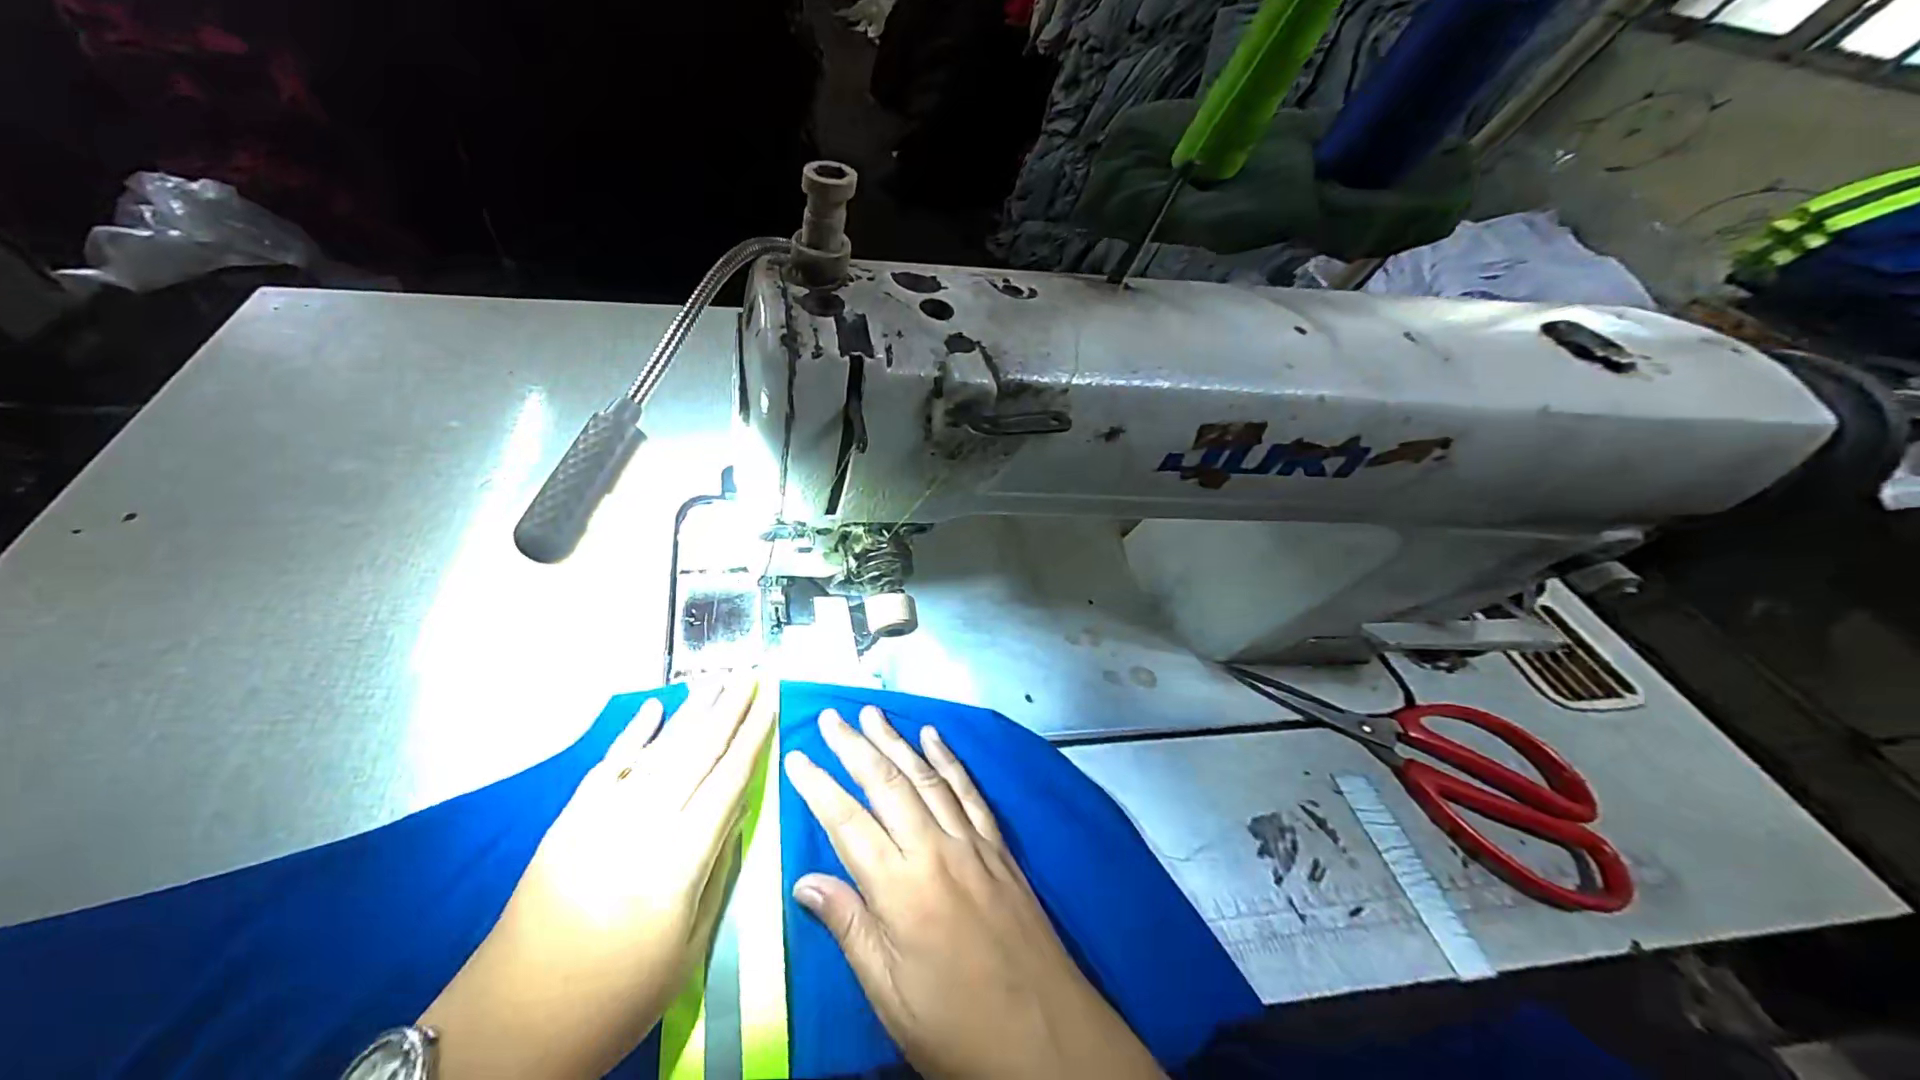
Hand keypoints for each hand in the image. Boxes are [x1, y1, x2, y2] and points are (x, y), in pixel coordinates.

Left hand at [419, 677, 774, 1079]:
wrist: (514, 1025)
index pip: (727, 783)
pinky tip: (652, 709)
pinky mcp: (566, 824)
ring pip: (655, 752)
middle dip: (727, 711)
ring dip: (689, 713)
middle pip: (694, 755)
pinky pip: (606, 767)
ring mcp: (597, 821)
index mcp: (676, 864)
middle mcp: (639, 829)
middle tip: (749, 674)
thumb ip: (717, 871)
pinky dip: (631, 736)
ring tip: (714, 681)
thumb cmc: (619, 996)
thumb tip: (737, 813)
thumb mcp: (689, 945)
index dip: (753, 738)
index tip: (771, 702)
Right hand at [784, 706, 1166, 1079]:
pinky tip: (935, 738)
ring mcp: (971, 844)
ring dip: (897, 742)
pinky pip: (969, 793)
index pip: (847, 823)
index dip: (818, 787)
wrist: (1048, 1035)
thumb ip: (849, 928)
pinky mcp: (999, 848)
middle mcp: (935, 852)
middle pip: (887, 786)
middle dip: (855, 747)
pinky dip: (949, 761)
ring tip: (873, 714)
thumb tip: (805, 882)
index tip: (796, 756)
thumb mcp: (889, 992)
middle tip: (831, 717)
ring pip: (927, 779)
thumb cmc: (957, 1025)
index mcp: (900, 889)